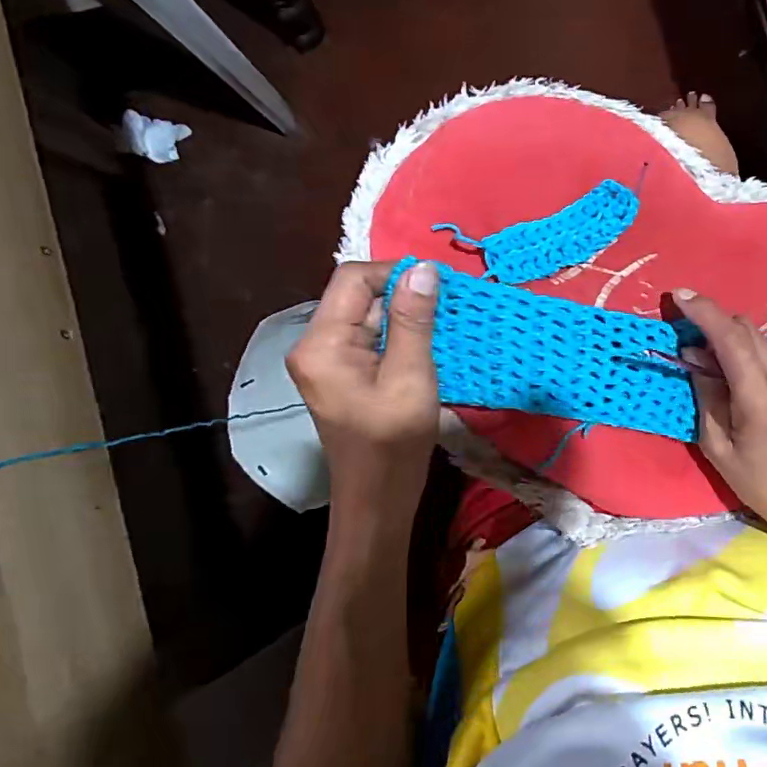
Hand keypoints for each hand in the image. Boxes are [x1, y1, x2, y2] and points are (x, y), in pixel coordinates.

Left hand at [287, 260, 439, 499]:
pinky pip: (372, 340)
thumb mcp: (411, 376)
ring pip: (369, 318)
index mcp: (322, 343)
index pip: (353, 279)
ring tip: (446, 325)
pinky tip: (429, 345)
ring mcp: (328, 361)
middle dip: (404, 295)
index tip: (440, 285)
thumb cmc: (394, 442)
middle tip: (450, 306)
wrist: (378, 498)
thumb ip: (413, 320)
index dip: (396, 272)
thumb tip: (423, 269)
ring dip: (407, 317)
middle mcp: (315, 344)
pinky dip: (401, 337)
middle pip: (359, 297)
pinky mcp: (343, 375)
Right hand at [672, 289, 766, 545]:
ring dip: (730, 339)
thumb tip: (693, 354)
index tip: (680, 297)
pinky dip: (749, 356)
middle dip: (714, 323)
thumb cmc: (755, 479)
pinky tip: (742, 380)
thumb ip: (706, 394)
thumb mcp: (716, 446)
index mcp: (762, 402)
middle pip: (747, 331)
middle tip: (686, 333)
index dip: (706, 314)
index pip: (733, 342)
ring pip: (759, 339)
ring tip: (710, 360)